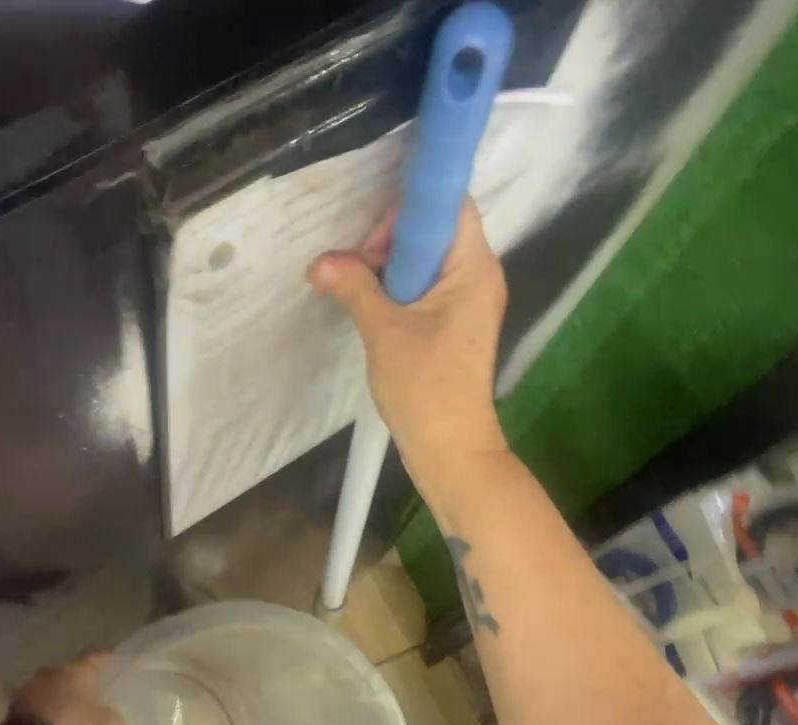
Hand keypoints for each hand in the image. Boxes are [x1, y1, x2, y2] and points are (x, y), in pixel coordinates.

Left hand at [10, 652, 123, 724]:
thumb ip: (110, 716)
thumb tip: (106, 713)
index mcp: (75, 672)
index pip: (93, 658)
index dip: (103, 658)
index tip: (110, 657)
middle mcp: (48, 675)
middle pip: (64, 673)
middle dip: (73, 681)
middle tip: (84, 693)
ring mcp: (25, 692)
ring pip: (45, 690)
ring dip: (53, 699)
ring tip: (64, 714)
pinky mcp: (10, 713)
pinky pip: (32, 710)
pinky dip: (40, 716)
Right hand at [306, 199, 509, 479]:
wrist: (450, 447)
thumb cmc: (424, 386)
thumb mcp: (383, 331)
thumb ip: (353, 287)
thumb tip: (319, 262)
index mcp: (473, 267)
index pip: (448, 205)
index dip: (407, 210)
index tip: (371, 241)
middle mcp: (478, 275)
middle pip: (434, 230)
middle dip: (390, 242)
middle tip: (358, 271)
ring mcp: (467, 301)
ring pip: (426, 261)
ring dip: (389, 269)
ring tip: (359, 292)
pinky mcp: (454, 324)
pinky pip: (425, 288)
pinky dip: (397, 290)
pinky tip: (371, 309)